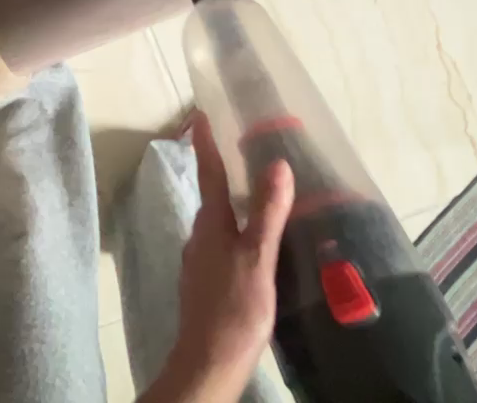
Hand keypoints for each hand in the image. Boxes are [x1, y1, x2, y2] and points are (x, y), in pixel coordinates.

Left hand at [138, 113, 294, 402]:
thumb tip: (276, 164)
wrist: (207, 363)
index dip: (206, 142)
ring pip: (218, 221)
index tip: (201, 113)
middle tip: (243, 150)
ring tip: (258, 197)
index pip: (209, 172)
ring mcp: (200, 260)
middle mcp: (200, 235)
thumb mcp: (258, 257)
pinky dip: (236, 232)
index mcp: (212, 223)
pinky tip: (254, 245)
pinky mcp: (206, 283)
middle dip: (223, 171)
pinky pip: (221, 244)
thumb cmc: (234, 307)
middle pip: (212, 195)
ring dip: (233, 203)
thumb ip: (267, 213)